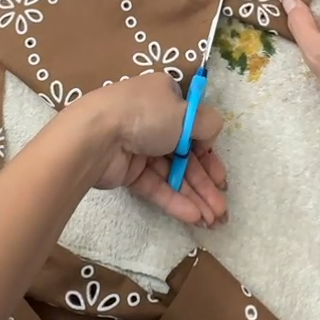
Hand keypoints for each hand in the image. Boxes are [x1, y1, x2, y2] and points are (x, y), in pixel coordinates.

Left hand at [69, 73, 228, 227]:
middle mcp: (154, 119)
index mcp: (166, 97)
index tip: (221, 176)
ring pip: (173, 173)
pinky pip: (156, 185)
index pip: (194, 126)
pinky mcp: (128, 170)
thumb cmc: (145, 115)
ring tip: (214, 222)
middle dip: (206, 182)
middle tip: (222, 209)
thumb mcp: (186, 113)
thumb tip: (211, 134)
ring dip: (195, 196)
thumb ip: (207, 123)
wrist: (96, 135)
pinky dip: (175, 199)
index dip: (209, 153)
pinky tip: (193, 217)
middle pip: (186, 154)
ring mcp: (140, 146)